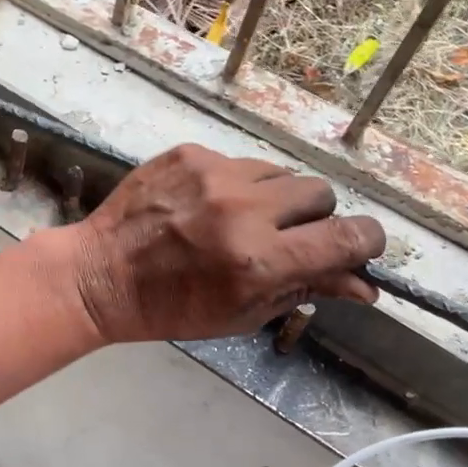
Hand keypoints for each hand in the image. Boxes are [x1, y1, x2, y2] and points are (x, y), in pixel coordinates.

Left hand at [63, 144, 385, 344]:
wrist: (102, 275)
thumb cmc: (173, 307)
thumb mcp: (244, 313)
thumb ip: (306, 290)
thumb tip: (365, 285)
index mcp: (260, 260)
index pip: (348, 236)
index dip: (366, 242)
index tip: (359, 247)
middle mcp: (243, 209)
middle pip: (320, 193)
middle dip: (313, 218)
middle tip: (283, 237)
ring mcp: (214, 174)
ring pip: (280, 173)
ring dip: (273, 197)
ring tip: (237, 220)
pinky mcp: (189, 153)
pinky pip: (237, 161)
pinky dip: (232, 184)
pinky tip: (203, 206)